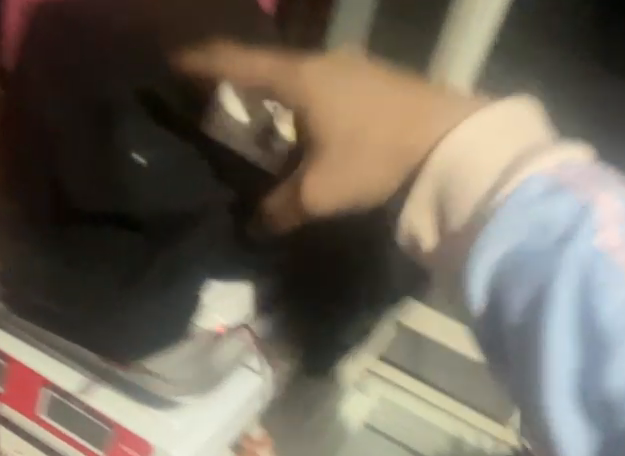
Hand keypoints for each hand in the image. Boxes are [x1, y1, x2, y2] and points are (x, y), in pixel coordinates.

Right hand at [174, 43, 484, 232]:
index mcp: (299, 77)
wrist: (451, 144)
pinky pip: (324, 94)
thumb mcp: (317, 193)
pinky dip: (304, 111)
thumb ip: (278, 208)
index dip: (202, 62)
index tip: (173, 60)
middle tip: (216, 105)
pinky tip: (306, 136)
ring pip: (299, 83)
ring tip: (261, 129)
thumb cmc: (373, 159)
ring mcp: (353, 70)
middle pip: (268, 69)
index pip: (237, 62)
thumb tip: (254, 226)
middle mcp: (323, 62)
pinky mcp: (376, 86)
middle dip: (240, 87)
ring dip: (277, 103)